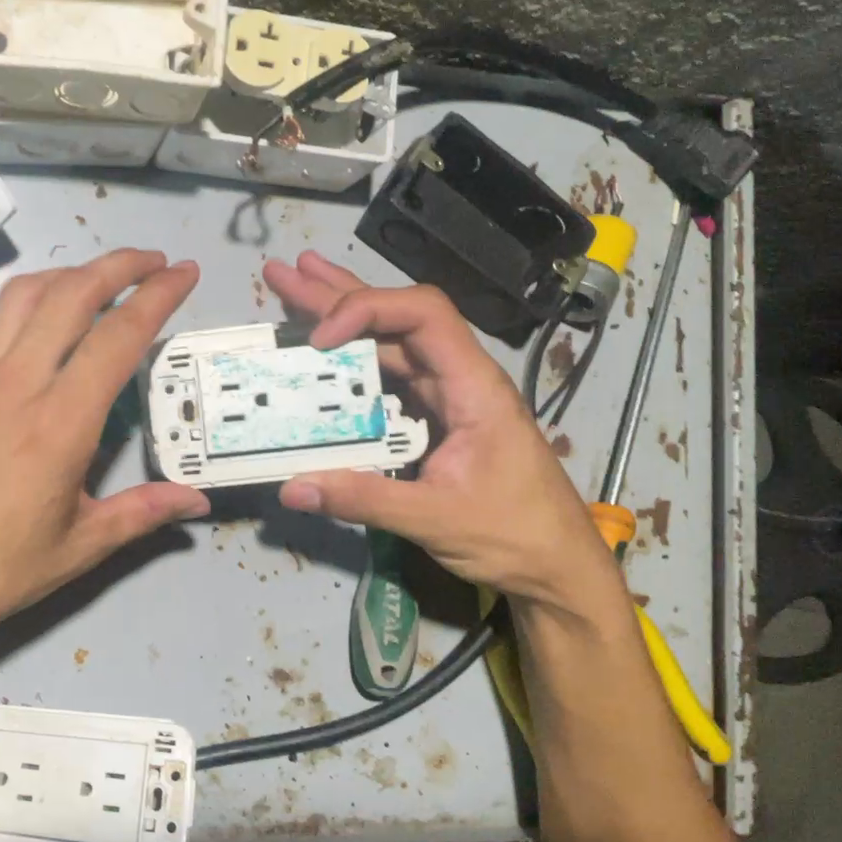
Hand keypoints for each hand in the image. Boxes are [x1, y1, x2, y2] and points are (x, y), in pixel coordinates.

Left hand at [0, 250, 209, 658]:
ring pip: (24, 296)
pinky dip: (26, 300)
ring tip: (102, 277)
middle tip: (155, 262)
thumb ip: (142, 512)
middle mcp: (17, 385)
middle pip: (71, 294)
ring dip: (70, 273)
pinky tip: (40, 315)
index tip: (185, 274)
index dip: (158, 296)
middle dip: (120, 265)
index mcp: (60, 424)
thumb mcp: (80, 547)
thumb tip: (196, 500)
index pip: (118, 337)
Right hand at [262, 251, 621, 611]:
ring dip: (341, 321)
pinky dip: (350, 365)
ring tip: (293, 291)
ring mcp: (446, 399)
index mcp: (473, 386)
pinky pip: (387, 381)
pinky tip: (321, 357)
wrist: (556, 566)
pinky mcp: (434, 422)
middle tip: (285, 275)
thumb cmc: (515, 535)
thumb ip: (363, 499)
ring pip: (389, 345)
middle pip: (397, 319)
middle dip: (338, 296)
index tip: (320, 340)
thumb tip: (292, 489)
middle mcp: (458, 379)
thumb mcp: (436, 519)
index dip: (368, 311)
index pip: (423, 316)